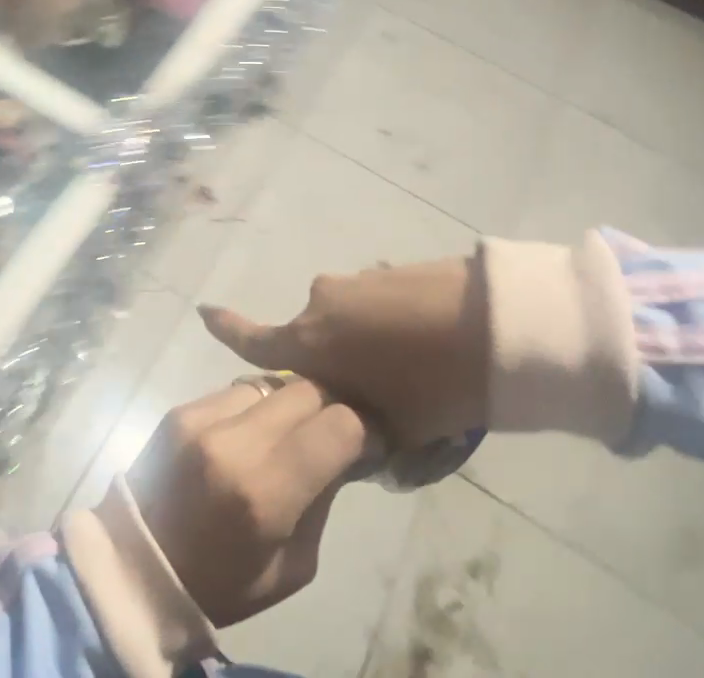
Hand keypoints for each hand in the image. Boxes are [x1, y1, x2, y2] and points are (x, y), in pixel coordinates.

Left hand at [126, 379, 368, 626]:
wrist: (136, 566)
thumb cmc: (222, 582)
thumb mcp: (294, 564)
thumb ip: (323, 499)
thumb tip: (344, 450)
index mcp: (265, 492)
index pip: (339, 424)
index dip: (364, 430)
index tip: (367, 446)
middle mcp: (232, 442)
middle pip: (307, 390)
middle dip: (332, 406)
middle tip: (334, 432)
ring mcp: (200, 419)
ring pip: (271, 384)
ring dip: (291, 404)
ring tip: (290, 432)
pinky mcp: (179, 410)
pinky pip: (235, 392)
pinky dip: (254, 407)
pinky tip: (251, 434)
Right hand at [199, 254, 489, 449]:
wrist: (501, 325)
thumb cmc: (434, 385)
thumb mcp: (396, 429)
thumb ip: (360, 434)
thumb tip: (352, 434)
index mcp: (309, 344)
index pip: (250, 339)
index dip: (225, 329)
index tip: (202, 310)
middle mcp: (319, 305)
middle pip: (310, 337)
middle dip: (331, 362)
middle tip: (372, 392)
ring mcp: (355, 282)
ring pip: (346, 320)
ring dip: (365, 342)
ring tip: (413, 369)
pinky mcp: (389, 269)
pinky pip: (374, 302)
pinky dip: (388, 322)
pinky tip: (428, 341)